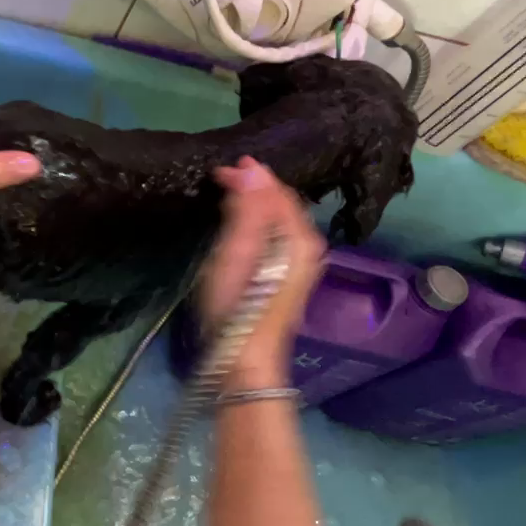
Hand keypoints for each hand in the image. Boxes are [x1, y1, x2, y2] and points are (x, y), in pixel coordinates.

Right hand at [197, 157, 326, 383]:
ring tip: (228, 193)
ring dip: (256, 202)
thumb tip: (250, 169)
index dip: (251, 175)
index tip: (220, 168)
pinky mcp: (285, 275)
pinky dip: (257, 220)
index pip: (277, 192)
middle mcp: (306, 246)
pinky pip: (275, 233)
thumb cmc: (237, 304)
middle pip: (282, 204)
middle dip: (255, 186)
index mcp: (297, 238)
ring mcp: (298, 263)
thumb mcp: (237, 252)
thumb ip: (247, 210)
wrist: (245, 356)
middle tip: (222, 176)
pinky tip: (239, 224)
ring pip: (279, 219)